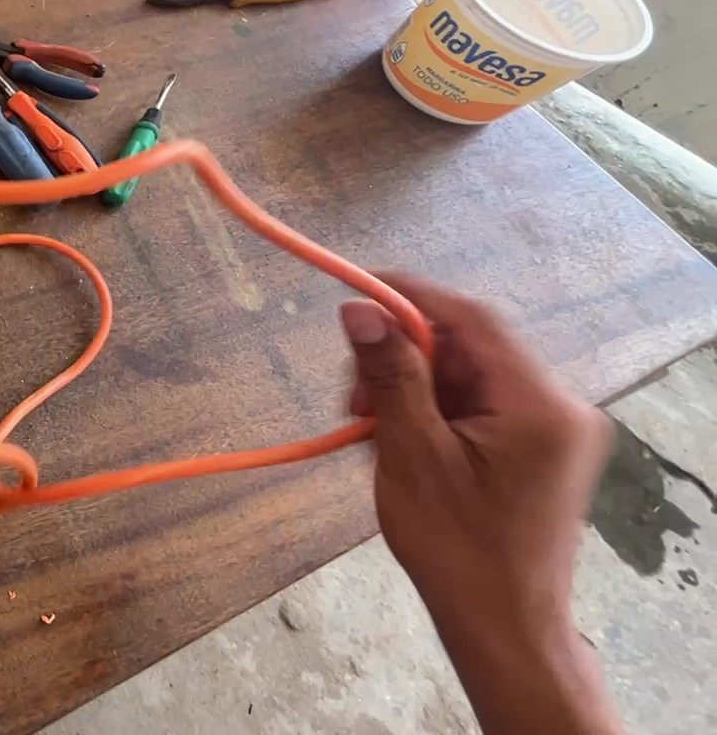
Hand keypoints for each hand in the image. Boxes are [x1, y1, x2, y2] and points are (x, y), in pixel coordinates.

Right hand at [340, 273, 619, 734]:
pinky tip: (390, 432)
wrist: (499, 619)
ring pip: (458, 372)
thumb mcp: (410, 450)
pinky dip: (420, 406)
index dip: (410, 295)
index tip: (351, 287)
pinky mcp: (530, 443)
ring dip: (402, 384)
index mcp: (541, 407)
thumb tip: (358, 308)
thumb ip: (390, 373)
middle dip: (397, 357)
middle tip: (350, 394)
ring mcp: (547, 426)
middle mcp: (557, 407)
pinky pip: (466, 400)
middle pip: (463, 346)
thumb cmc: (453, 540)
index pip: (474, 321)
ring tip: (365, 422)